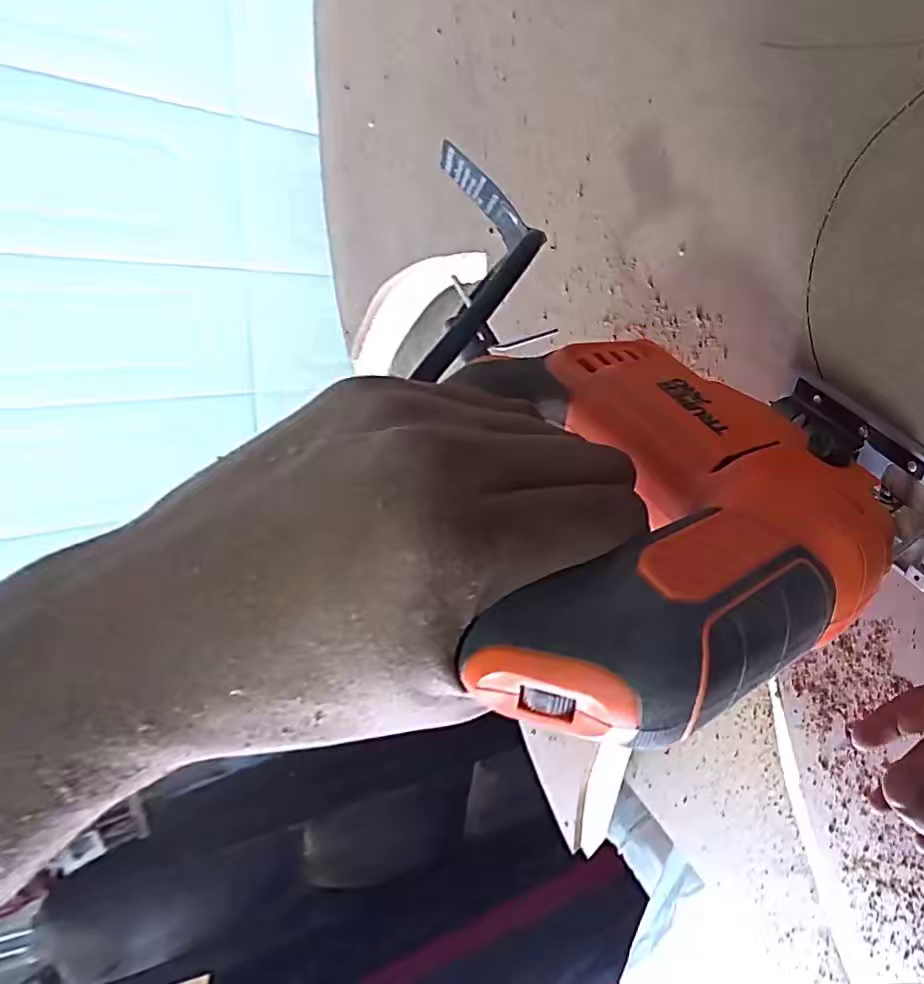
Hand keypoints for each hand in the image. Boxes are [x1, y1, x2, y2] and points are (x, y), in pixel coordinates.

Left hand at [7, 376, 647, 762]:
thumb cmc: (308, 682)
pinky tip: (464, 479)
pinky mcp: (374, 390)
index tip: (604, 566)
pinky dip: (502, 444)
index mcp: (465, 543)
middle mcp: (442, 460)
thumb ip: (553, 643)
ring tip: (508, 513)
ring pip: (553, 431)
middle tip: (562, 545)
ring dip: (551, 473)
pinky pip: (493, 408)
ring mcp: (404, 413)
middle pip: (598, 462)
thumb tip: (626, 608)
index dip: (626, 543)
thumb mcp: (451, 693)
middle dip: (598, 505)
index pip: (616, 513)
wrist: (139, 635)